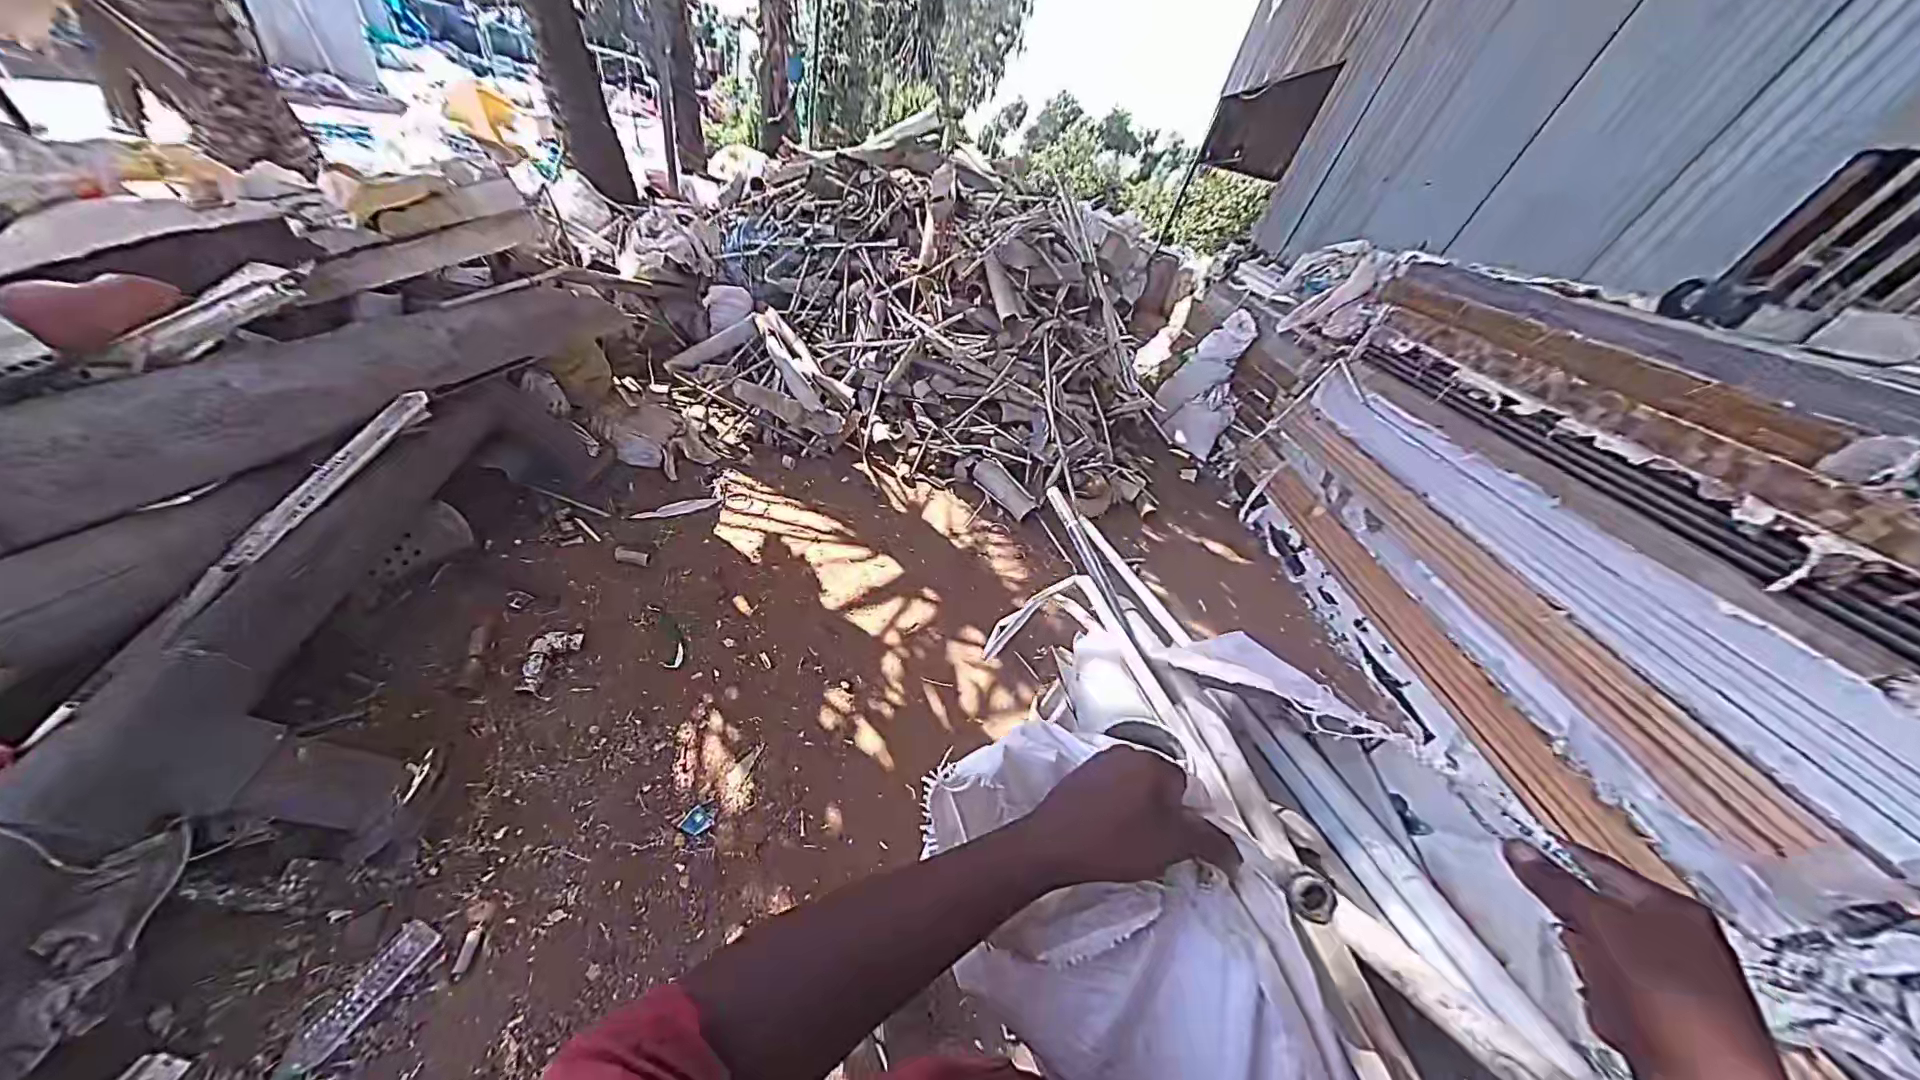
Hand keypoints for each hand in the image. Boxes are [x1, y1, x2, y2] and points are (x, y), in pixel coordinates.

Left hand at [1013, 745, 1239, 888]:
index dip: (1187, 820)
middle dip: (1164, 815)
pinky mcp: (1077, 777)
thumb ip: (1209, 842)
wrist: (1049, 845)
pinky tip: (1107, 835)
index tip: (1177, 844)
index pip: (1188, 788)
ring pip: (1135, 790)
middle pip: (1161, 786)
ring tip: (1130, 844)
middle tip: (1156, 846)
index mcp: (1152, 759)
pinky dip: (1115, 811)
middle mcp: (1125, 751)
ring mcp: (1098, 762)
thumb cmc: (1114, 841)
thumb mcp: (1172, 845)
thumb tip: (1235, 851)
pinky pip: (1110, 793)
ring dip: (1139, 814)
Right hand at [1504, 840, 1784, 1079]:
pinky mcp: (1667, 1019)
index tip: (1522, 849)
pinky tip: (1611, 1012)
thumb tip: (1522, 850)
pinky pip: (1612, 991)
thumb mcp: (1597, 924)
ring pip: (1602, 955)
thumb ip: (1556, 884)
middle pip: (1600, 912)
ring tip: (1595, 980)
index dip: (1558, 856)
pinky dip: (1602, 999)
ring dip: (1587, 966)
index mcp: (1676, 909)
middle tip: (1567, 930)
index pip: (1600, 866)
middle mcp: (1685, 943)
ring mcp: (1679, 983)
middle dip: (1575, 925)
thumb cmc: (1670, 1000)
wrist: (1702, 1078)